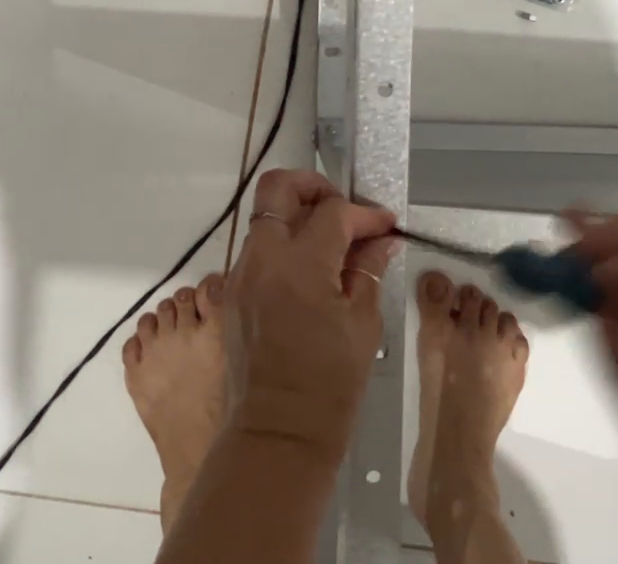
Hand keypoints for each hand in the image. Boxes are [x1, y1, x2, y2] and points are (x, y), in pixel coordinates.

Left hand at [223, 170, 397, 459]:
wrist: (278, 431)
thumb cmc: (330, 382)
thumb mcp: (363, 323)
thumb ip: (367, 269)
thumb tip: (380, 239)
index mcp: (300, 265)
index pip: (334, 212)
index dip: (365, 214)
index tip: (385, 226)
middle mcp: (262, 257)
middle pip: (278, 187)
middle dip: (314, 187)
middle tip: (343, 210)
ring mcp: (241, 272)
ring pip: (264, 217)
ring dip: (296, 215)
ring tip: (330, 243)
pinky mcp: (232, 290)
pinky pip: (256, 249)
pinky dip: (282, 244)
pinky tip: (309, 271)